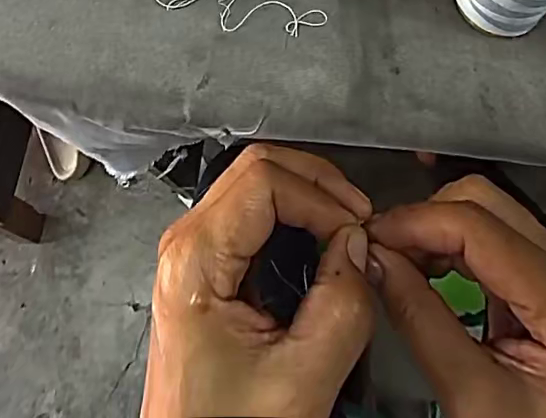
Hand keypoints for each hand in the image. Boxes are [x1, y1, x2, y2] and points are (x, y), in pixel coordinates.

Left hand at [142, 145, 374, 417]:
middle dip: (319, 182)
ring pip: (260, 179)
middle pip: (261, 165)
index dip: (320, 197)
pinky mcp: (212, 262)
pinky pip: (259, 208)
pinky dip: (299, 212)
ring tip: (346, 227)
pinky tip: (323, 240)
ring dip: (311, 194)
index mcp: (196, 261)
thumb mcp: (302, 379)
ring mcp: (197, 249)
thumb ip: (344, 303)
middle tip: (356, 214)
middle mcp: (188, 244)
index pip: (267, 180)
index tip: (350, 230)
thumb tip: (358, 244)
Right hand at [366, 175, 545, 417]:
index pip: (480, 226)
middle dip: (426, 218)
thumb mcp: (477, 404)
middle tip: (382, 250)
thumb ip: (424, 325)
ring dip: (438, 227)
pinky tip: (430, 267)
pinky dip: (457, 244)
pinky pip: (499, 235)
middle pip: (487, 202)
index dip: (418, 222)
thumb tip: (379, 262)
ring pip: (491, 210)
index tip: (374, 236)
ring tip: (399, 261)